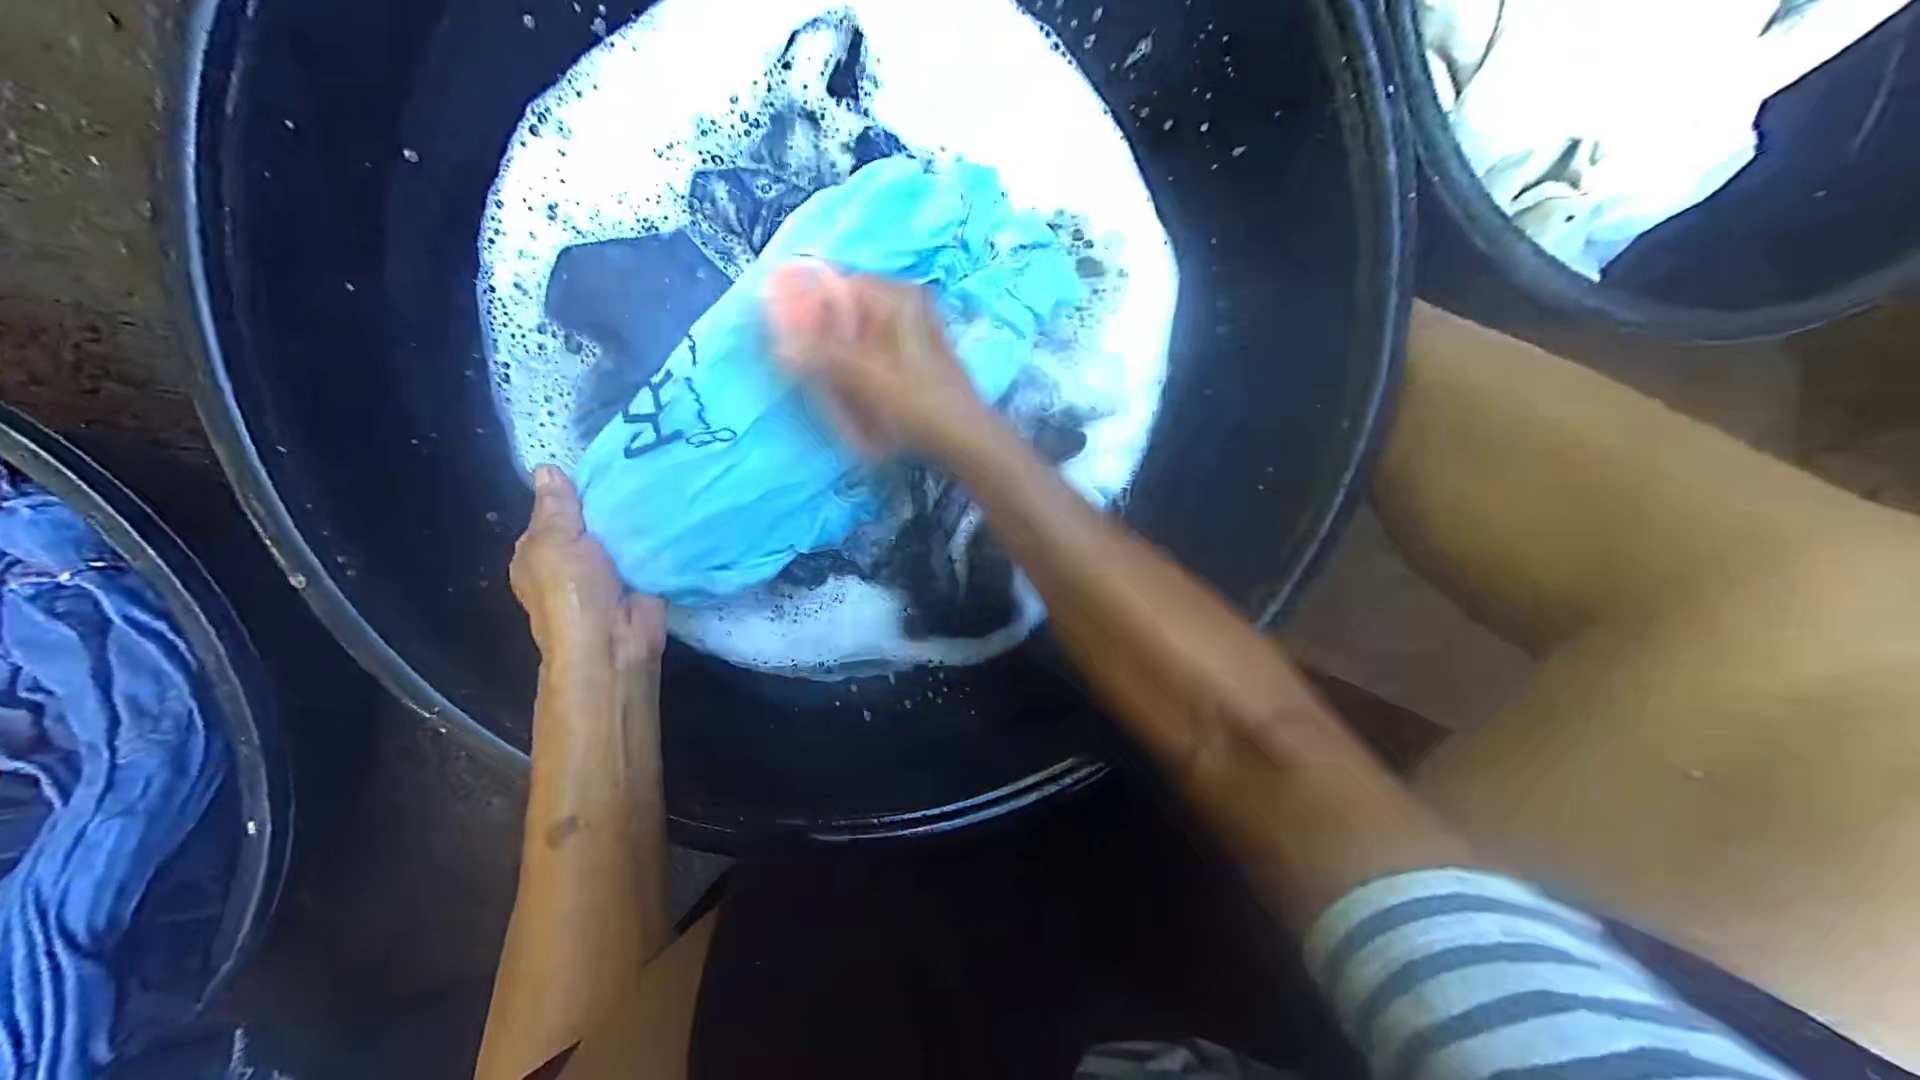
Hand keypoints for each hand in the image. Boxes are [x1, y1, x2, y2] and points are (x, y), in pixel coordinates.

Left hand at [511, 465, 665, 661]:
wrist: (614, 643)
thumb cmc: (571, 593)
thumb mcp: (553, 542)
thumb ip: (556, 506)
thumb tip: (547, 469)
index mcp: (540, 551)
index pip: (556, 509)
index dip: (576, 489)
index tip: (604, 463)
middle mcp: (573, 559)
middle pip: (595, 518)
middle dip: (613, 499)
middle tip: (639, 466)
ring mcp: (611, 569)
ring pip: (625, 532)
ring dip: (640, 515)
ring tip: (661, 480)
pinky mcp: (644, 577)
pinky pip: (652, 548)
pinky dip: (661, 534)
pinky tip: (675, 509)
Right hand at [765, 260, 996, 460]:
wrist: (964, 437)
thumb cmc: (915, 401)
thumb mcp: (862, 375)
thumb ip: (818, 354)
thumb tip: (778, 344)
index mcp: (896, 295)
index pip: (837, 284)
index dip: (807, 305)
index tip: (787, 334)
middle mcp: (908, 302)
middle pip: (849, 309)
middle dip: (824, 334)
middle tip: (806, 362)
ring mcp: (916, 329)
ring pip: (861, 332)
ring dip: (840, 353)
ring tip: (831, 381)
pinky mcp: (919, 355)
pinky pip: (876, 350)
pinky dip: (860, 364)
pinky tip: (855, 390)